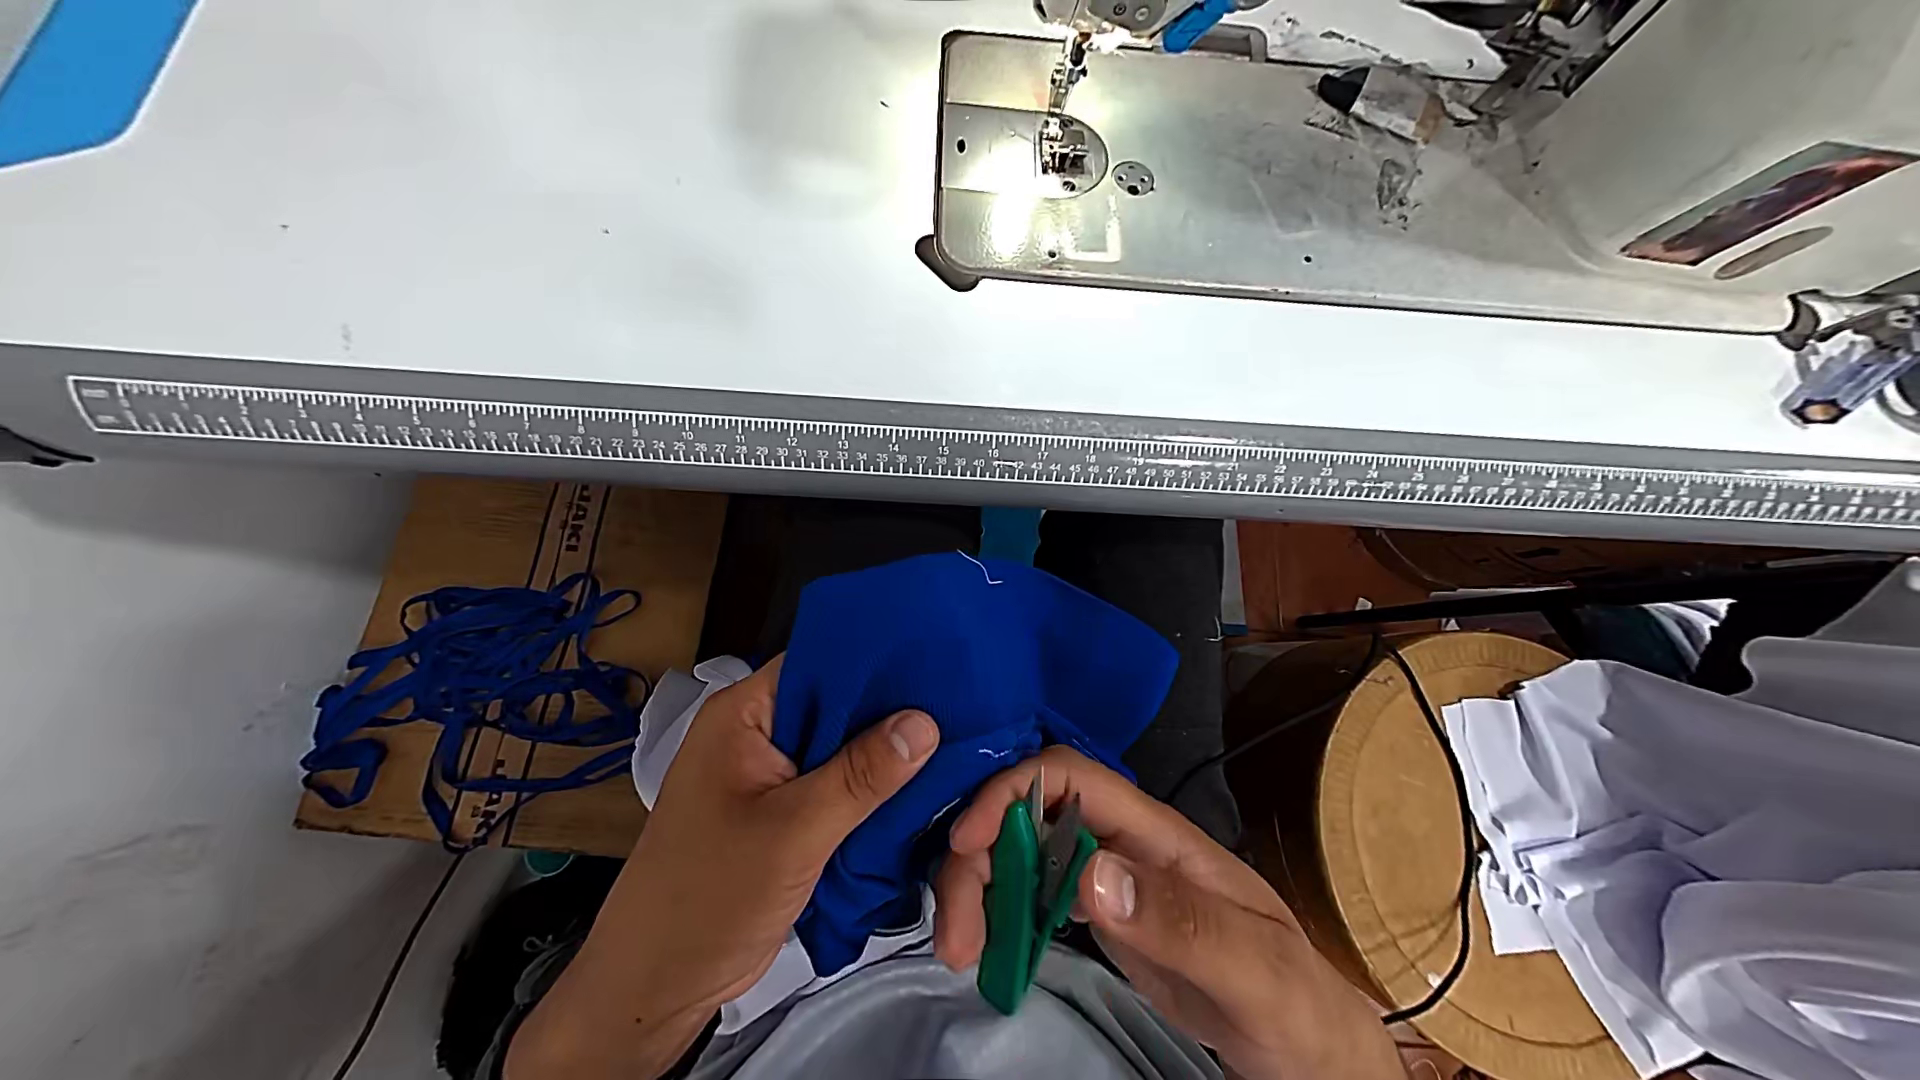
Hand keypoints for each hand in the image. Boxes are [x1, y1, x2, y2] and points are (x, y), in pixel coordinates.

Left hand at [508, 656, 940, 1079]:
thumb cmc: (706, 898)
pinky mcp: (788, 809)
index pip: (822, 661)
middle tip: (961, 709)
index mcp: (746, 713)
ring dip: (888, 754)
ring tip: (955, 743)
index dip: (879, 661)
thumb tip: (925, 723)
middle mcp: (761, 731)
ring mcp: (774, 772)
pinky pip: (842, 783)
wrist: (658, 985)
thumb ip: (859, 775)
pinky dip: (875, 788)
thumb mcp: (790, 831)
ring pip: (845, 746)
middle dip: (894, 712)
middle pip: (840, 704)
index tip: (940, 666)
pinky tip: (921, 788)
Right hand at [934, 746, 1402, 1079]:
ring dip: (980, 887)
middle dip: (977, 856)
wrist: (1308, 1041)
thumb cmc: (1292, 1000)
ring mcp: (1106, 873)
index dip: (1009, 792)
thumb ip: (1182, 921)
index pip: (1068, 776)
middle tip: (955, 935)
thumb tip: (1090, 874)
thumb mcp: (1252, 969)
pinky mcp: (1096, 909)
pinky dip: (997, 909)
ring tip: (962, 950)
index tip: (965, 845)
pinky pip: (1029, 891)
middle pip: (1028, 813)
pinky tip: (988, 946)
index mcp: (1154, 832)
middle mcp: (1120, 839)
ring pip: (1020, 851)